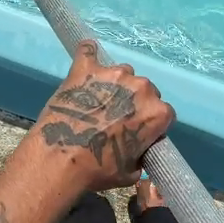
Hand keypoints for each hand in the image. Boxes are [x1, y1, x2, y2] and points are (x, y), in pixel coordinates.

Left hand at [29, 41, 174, 191]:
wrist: (60, 158)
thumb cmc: (98, 169)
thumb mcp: (131, 171)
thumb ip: (141, 153)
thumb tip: (136, 148)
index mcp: (157, 112)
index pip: (163, 112)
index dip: (149, 122)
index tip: (136, 130)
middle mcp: (141, 87)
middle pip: (144, 90)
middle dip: (132, 102)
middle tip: (113, 118)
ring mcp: (113, 74)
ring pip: (121, 73)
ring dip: (113, 84)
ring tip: (95, 101)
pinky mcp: (86, 67)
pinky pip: (88, 51)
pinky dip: (88, 55)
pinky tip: (85, 61)